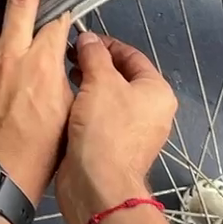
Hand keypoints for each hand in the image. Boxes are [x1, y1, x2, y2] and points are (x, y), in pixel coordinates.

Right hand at [56, 34, 177, 223]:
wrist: (97, 185)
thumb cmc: (105, 129)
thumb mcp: (99, 81)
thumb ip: (93, 54)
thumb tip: (88, 39)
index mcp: (157, 91)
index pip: (131, 55)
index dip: (105, 44)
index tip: (82, 39)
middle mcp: (150, 110)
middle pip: (121, 76)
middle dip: (95, 64)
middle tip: (70, 57)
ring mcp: (133, 131)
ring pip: (108, 97)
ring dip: (88, 84)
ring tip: (65, 76)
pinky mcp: (114, 146)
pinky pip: (100, 117)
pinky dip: (85, 107)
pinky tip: (66, 101)